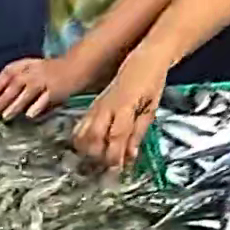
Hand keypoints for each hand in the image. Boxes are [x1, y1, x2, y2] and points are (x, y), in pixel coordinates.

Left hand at [0, 55, 98, 120]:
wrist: (80, 64)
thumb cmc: (52, 74)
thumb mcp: (34, 73)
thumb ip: (18, 85)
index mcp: (28, 65)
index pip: (9, 71)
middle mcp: (36, 70)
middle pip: (16, 82)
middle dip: (4, 97)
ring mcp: (46, 79)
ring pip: (28, 90)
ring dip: (16, 104)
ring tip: (6, 116)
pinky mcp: (57, 89)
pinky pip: (45, 98)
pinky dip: (37, 106)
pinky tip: (30, 115)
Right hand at [73, 51, 166, 170]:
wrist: (144, 61)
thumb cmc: (151, 84)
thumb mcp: (150, 109)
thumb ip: (138, 133)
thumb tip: (130, 157)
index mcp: (126, 105)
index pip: (116, 135)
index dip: (115, 155)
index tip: (117, 168)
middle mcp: (107, 107)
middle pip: (94, 137)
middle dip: (99, 155)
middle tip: (107, 164)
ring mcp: (96, 108)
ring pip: (82, 135)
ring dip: (87, 151)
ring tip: (97, 158)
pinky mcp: (90, 109)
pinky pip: (78, 130)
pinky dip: (80, 143)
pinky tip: (88, 149)